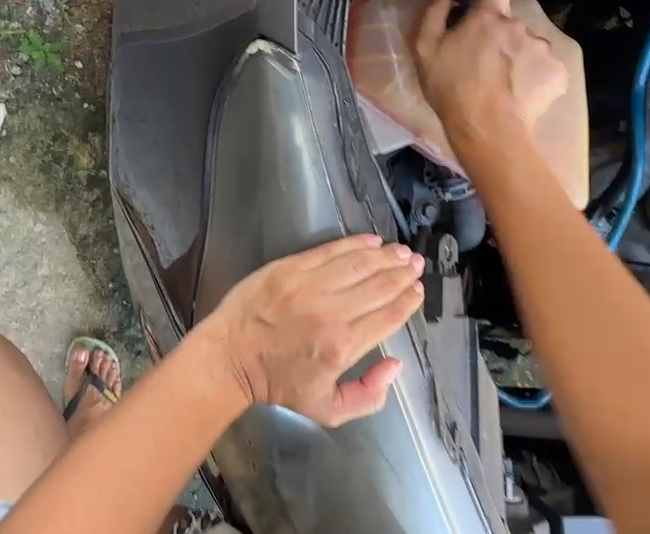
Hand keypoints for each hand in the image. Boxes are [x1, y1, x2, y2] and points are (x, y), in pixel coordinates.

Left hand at [199, 234, 422, 426]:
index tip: (418, 290)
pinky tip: (370, 241)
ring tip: (400, 251)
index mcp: (342, 347)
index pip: (386, 317)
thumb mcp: (328, 409)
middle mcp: (329, 312)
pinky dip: (352, 244)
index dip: (407, 301)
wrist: (231, 356)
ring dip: (383, 255)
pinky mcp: (288, 268)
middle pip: (377, 286)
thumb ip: (369, 395)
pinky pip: (328, 251)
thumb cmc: (278, 383)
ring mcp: (307, 286)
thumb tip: (395, 364)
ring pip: (357, 264)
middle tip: (416, 264)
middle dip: (401, 274)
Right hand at [413, 0, 567, 137]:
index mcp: (488, 16)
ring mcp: (543, 49)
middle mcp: (520, 26)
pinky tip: (520, 93)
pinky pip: (545, 67)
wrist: (488, 129)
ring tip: (504, 82)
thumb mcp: (426, 49)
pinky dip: (535, 76)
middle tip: (484, 60)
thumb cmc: (451, 87)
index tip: (483, 7)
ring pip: (529, 45)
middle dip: (500, 35)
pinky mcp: (558, 73)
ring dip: (518, 56)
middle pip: (511, 22)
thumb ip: (435, 13)